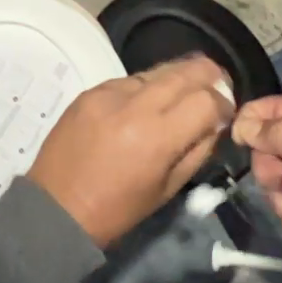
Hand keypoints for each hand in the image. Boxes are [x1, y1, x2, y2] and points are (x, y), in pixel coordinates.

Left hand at [29, 55, 234, 247]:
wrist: (55, 208)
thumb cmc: (116, 211)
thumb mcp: (167, 189)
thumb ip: (196, 150)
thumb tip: (214, 123)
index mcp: (157, 137)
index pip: (206, 100)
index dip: (224, 104)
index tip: (226, 113)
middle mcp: (134, 105)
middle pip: (184, 72)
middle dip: (208, 75)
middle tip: (218, 82)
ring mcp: (109, 93)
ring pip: (156, 71)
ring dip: (177, 78)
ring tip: (187, 88)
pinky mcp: (90, 91)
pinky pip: (129, 80)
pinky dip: (145, 87)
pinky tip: (148, 101)